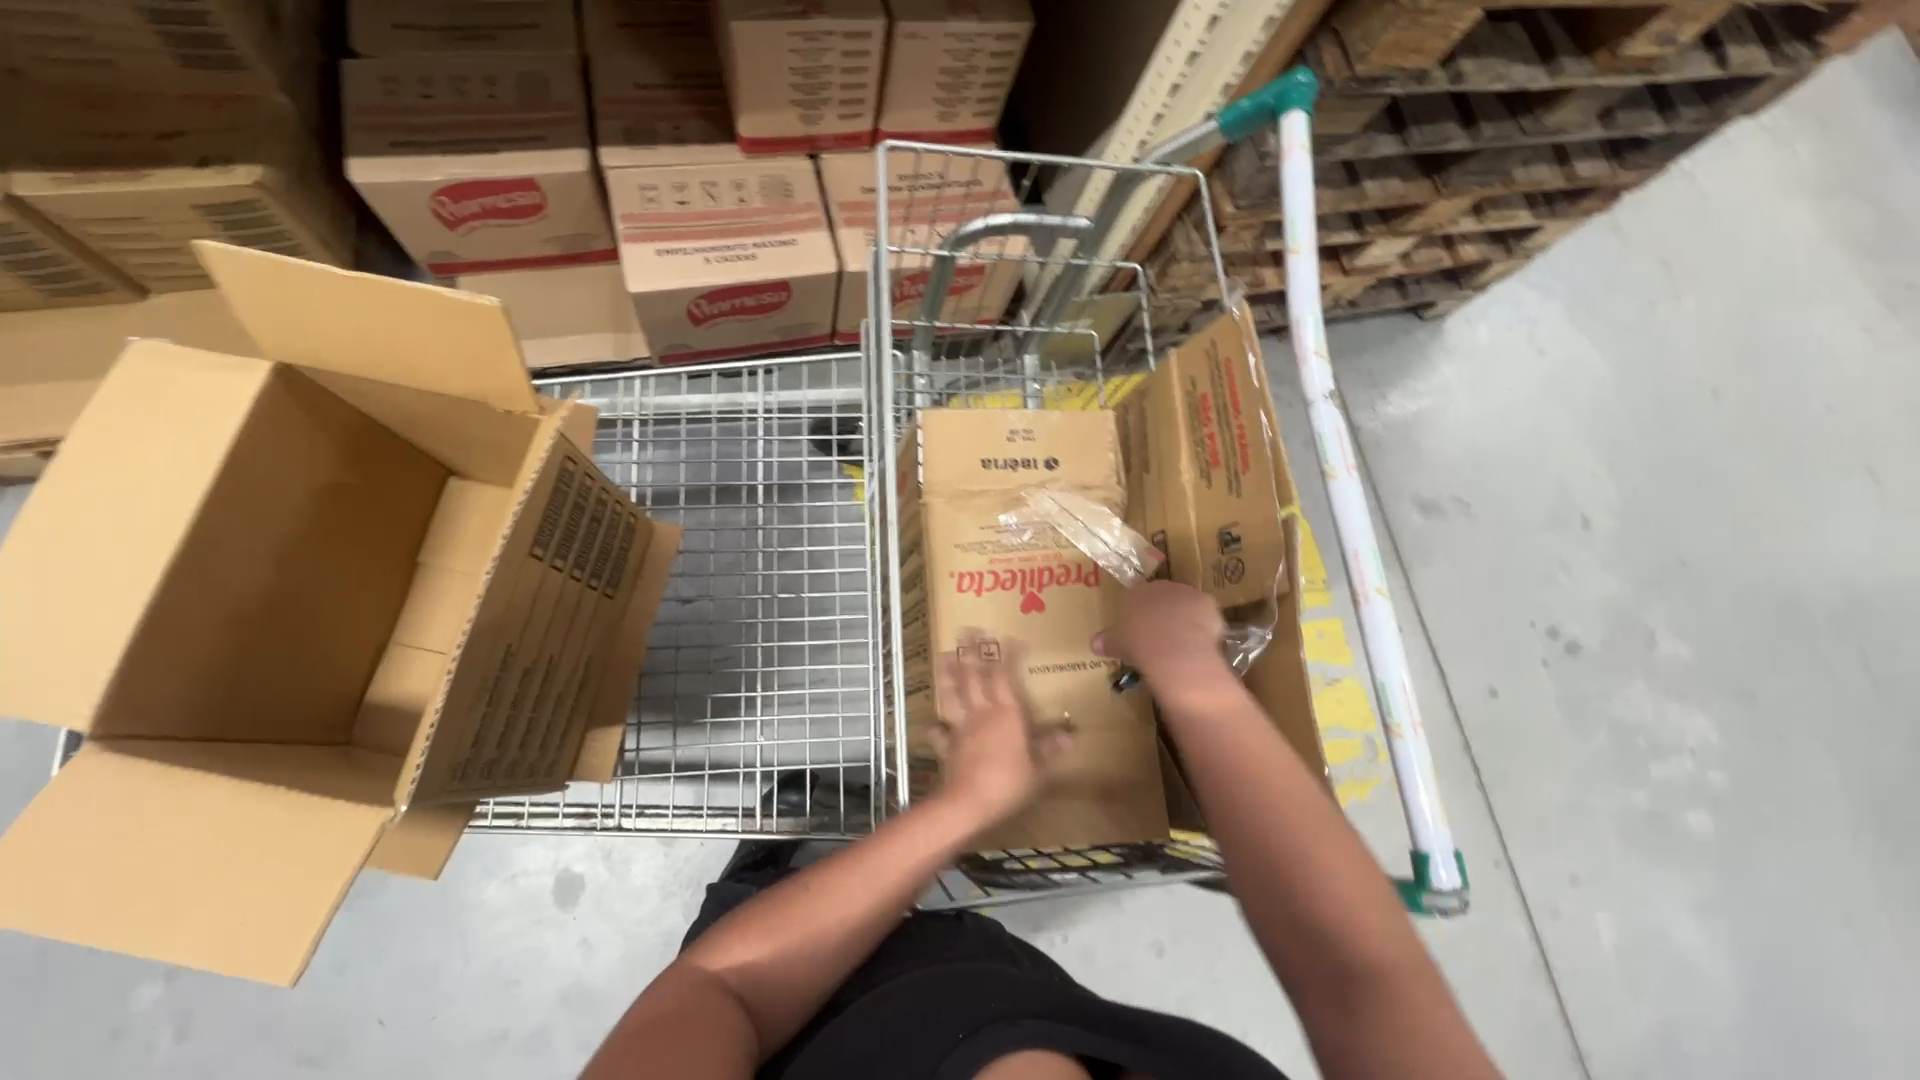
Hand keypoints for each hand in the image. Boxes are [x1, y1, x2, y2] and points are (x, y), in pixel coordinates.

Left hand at [931, 630, 1070, 829]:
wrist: (968, 803)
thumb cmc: (1009, 782)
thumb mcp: (1038, 769)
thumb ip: (1048, 749)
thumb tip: (1068, 735)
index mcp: (1006, 714)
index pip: (1005, 676)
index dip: (1007, 655)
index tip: (1011, 638)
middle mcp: (982, 713)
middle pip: (973, 676)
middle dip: (971, 651)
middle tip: (966, 630)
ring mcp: (961, 728)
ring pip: (953, 694)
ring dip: (948, 674)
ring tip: (943, 656)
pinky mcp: (947, 746)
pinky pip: (940, 732)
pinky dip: (936, 726)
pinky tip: (932, 722)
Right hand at [1092, 580, 1229, 686]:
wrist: (1175, 647)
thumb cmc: (1139, 644)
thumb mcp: (1117, 645)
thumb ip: (1107, 642)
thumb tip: (1094, 644)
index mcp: (1134, 594)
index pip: (1134, 598)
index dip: (1137, 614)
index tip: (1139, 631)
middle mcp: (1159, 587)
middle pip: (1160, 597)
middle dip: (1161, 613)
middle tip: (1160, 636)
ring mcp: (1185, 592)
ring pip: (1184, 603)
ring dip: (1183, 617)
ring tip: (1182, 642)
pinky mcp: (1207, 602)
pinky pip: (1204, 613)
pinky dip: (1203, 625)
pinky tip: (1200, 642)